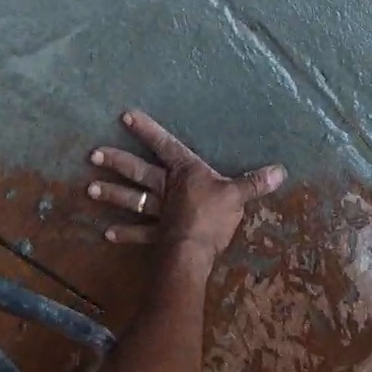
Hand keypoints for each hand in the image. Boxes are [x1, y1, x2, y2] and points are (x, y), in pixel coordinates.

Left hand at [86, 111, 285, 265]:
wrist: (192, 254)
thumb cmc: (212, 217)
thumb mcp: (237, 196)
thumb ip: (255, 182)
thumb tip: (281, 171)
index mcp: (185, 171)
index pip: (164, 145)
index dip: (146, 130)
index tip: (125, 116)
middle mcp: (167, 188)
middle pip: (139, 172)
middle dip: (117, 163)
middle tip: (93, 155)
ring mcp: (159, 212)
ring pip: (133, 199)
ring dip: (112, 194)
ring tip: (89, 189)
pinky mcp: (157, 236)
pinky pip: (139, 232)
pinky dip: (124, 232)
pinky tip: (107, 232)